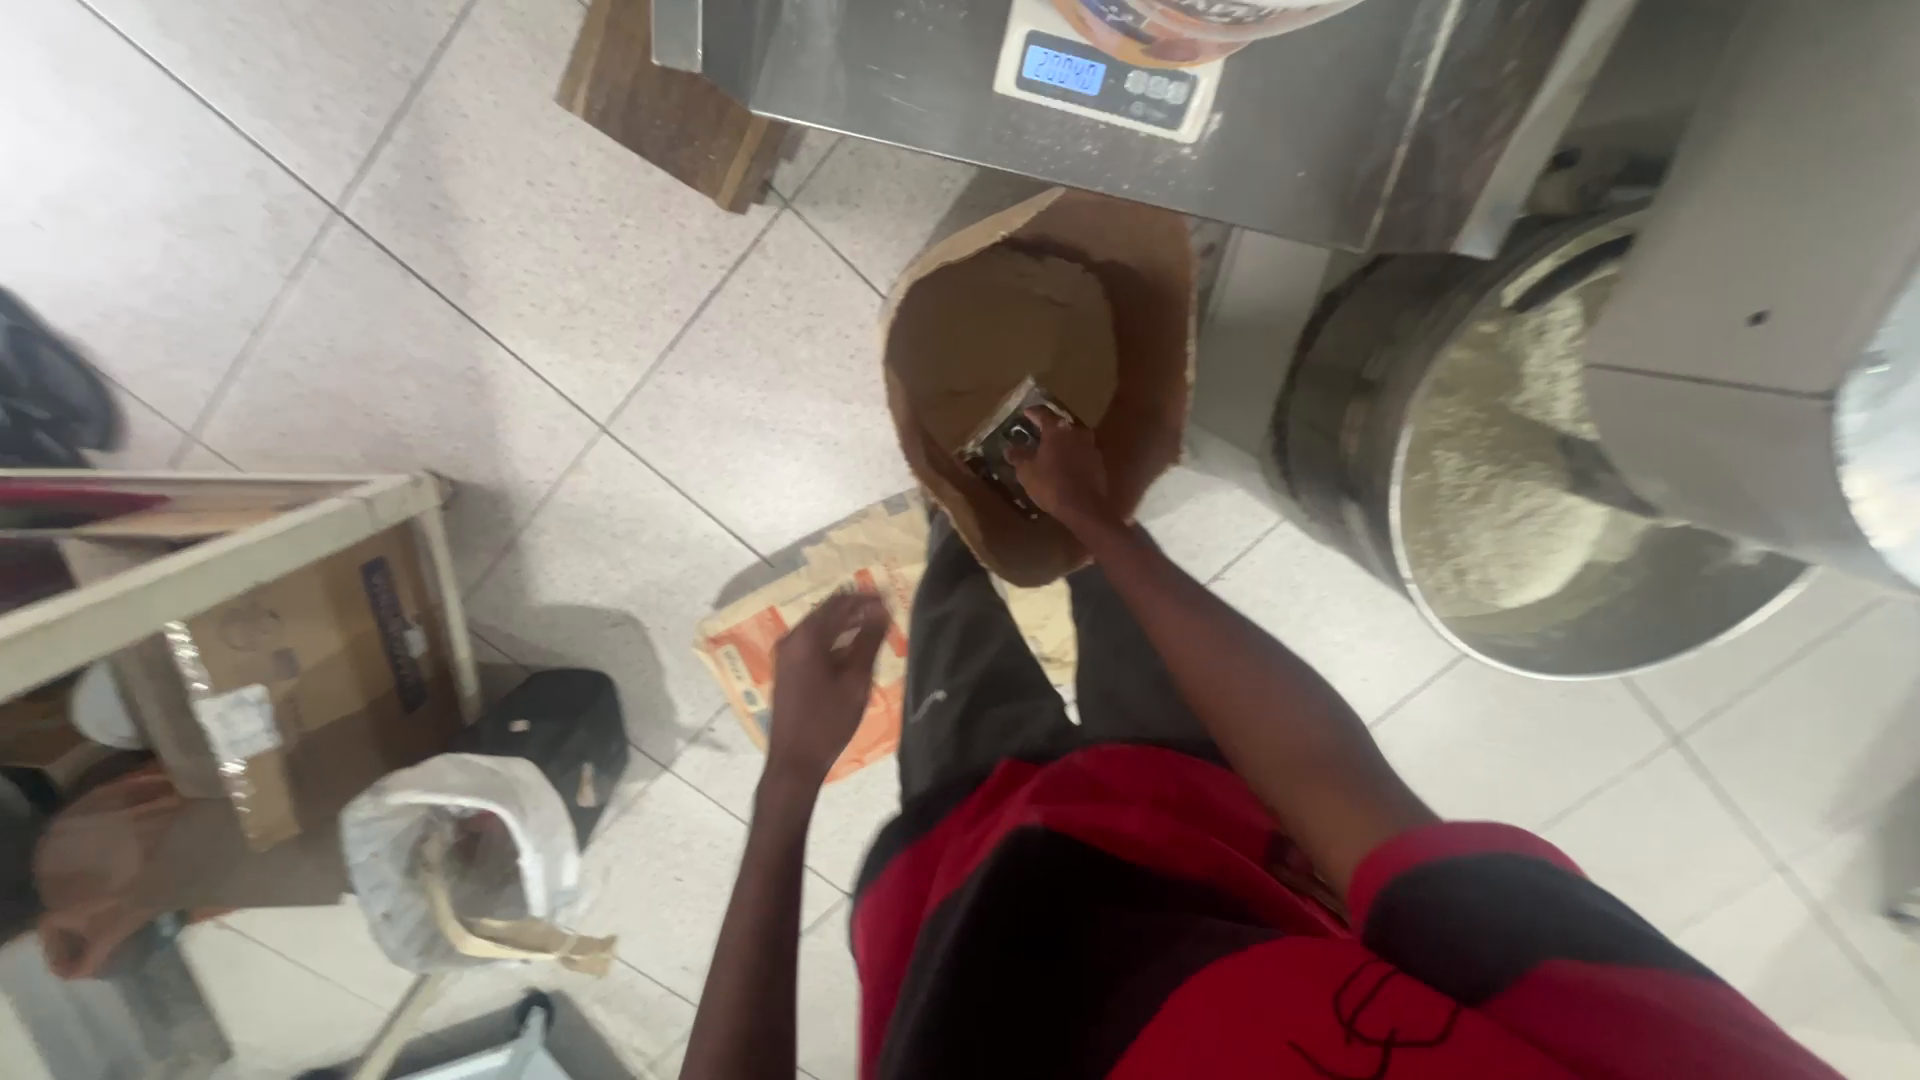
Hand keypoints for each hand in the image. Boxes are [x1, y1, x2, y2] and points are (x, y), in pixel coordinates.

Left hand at [766, 590, 890, 786]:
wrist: (794, 761)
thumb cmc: (828, 721)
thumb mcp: (856, 680)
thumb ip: (869, 641)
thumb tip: (882, 610)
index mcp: (806, 637)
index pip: (839, 602)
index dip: (866, 598)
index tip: (890, 599)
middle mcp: (791, 638)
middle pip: (827, 611)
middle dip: (856, 609)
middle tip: (886, 614)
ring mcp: (785, 654)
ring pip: (820, 627)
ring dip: (846, 624)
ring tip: (874, 630)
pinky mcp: (787, 668)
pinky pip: (812, 641)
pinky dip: (833, 639)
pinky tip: (853, 649)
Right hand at [1003, 407, 1116, 533]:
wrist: (1084, 507)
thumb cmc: (1051, 484)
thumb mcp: (1027, 471)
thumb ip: (1018, 457)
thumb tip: (1009, 449)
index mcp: (1057, 430)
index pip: (1044, 414)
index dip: (1033, 412)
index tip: (1026, 412)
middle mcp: (1077, 433)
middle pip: (1062, 425)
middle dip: (1050, 429)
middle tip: (1039, 433)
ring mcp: (1091, 447)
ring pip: (1074, 439)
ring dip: (1063, 443)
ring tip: (1053, 451)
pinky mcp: (1099, 463)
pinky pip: (1082, 454)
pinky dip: (1073, 456)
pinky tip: (1066, 466)